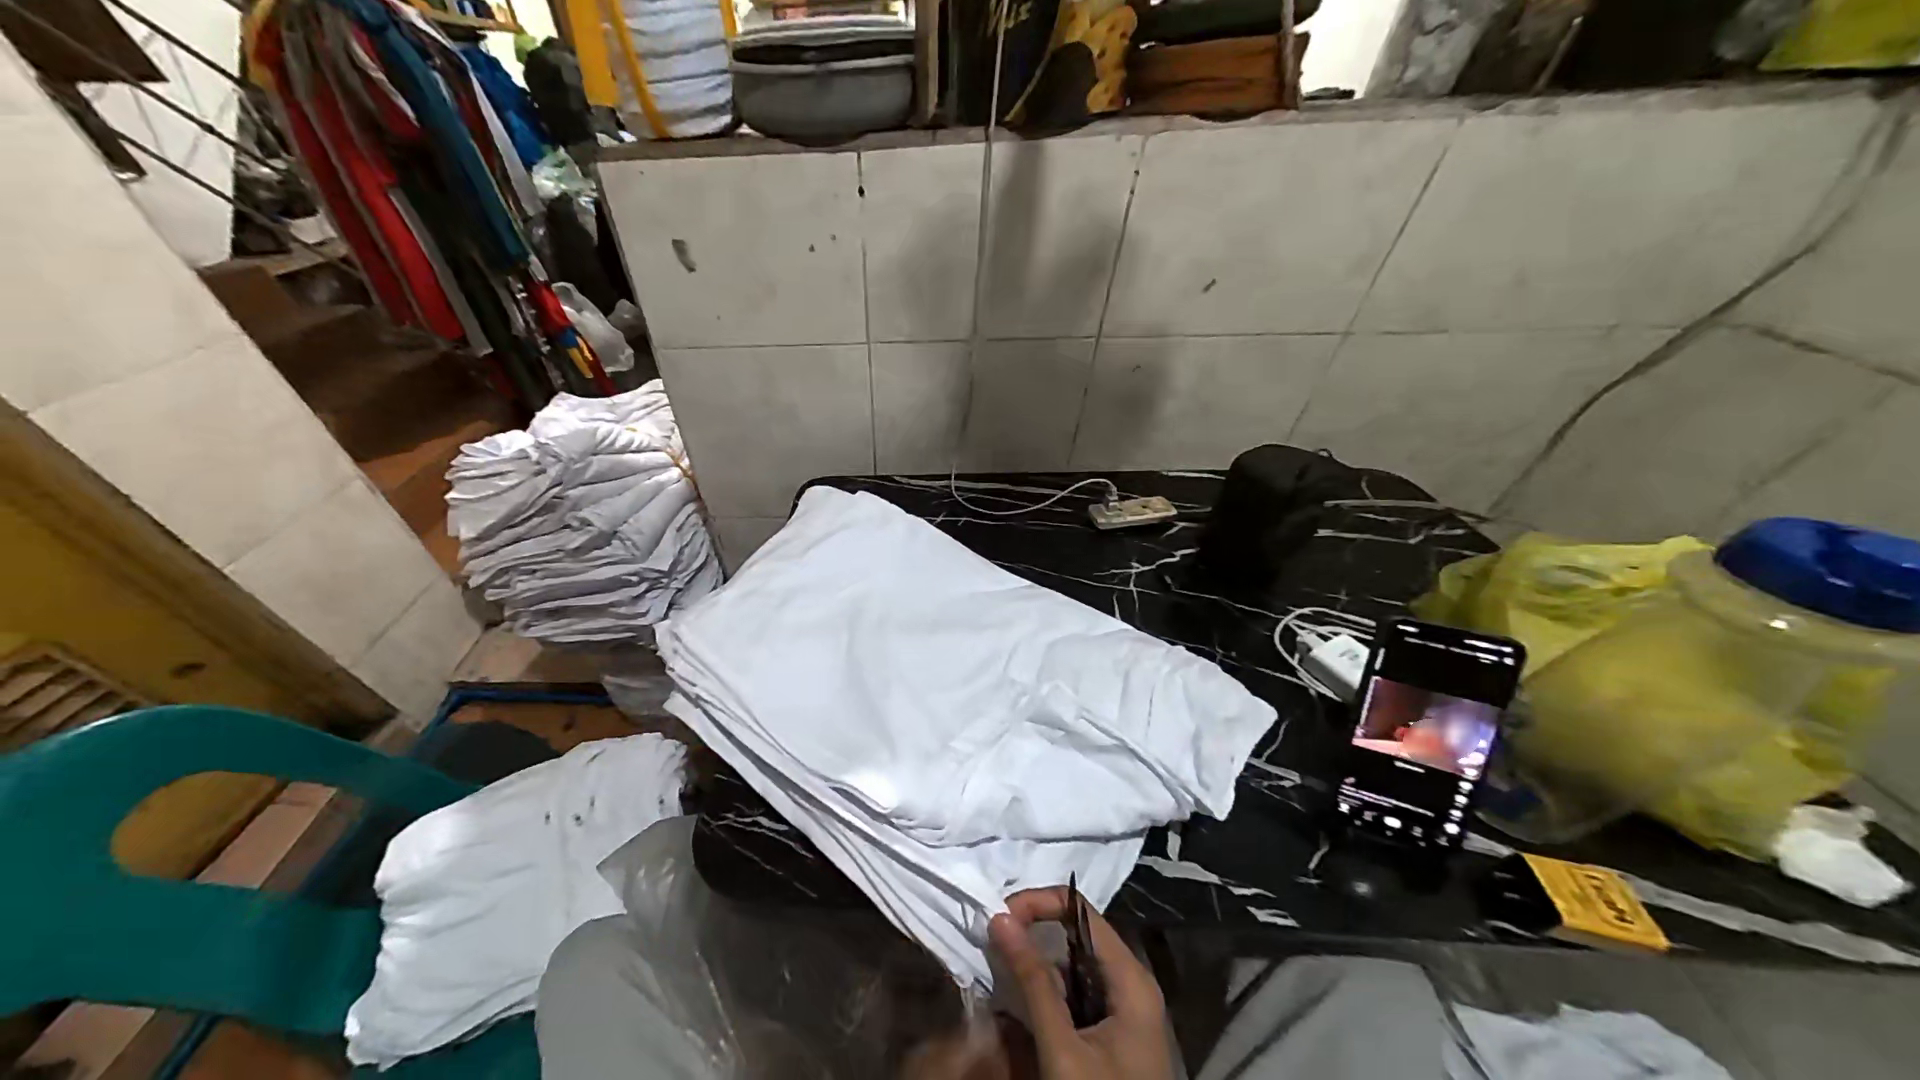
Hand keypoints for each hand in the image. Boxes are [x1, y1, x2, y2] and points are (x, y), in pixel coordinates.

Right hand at [987, 887, 1172, 1079]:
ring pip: (1073, 963)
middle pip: (1077, 932)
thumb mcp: (1063, 1049)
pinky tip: (1019, 1002)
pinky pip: (1075, 992)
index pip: (1080, 910)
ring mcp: (1122, 1009)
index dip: (1038, 904)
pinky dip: (1045, 990)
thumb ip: (1032, 982)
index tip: (999, 919)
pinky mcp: (1110, 1032)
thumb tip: (1000, 918)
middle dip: (1033, 931)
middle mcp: (1130, 983)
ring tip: (1000, 968)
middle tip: (994, 942)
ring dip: (1035, 962)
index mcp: (1131, 979)